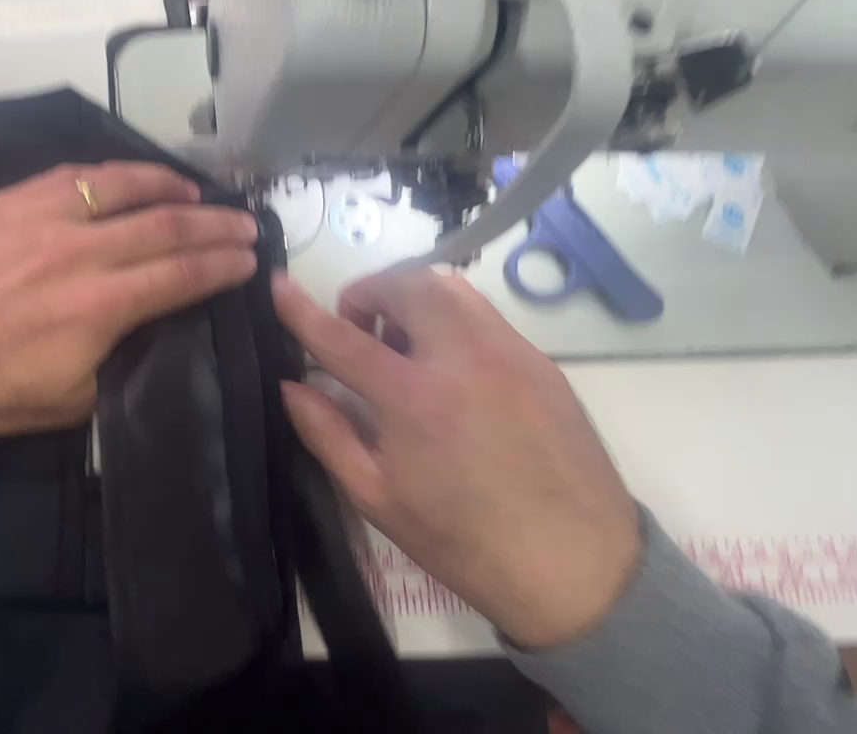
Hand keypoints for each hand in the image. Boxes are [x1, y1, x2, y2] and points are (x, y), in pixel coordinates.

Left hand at [0, 162, 258, 437]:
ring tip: (196, 193)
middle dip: (215, 224)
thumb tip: (155, 318)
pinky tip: (127, 180)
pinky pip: (72, 176)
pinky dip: (109, 176)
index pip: (182, 273)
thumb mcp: (75, 398)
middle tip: (244, 223)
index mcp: (100, 305)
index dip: (224, 264)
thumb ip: (123, 352)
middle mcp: (79, 250)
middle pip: (166, 225)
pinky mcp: (10, 201)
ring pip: (121, 186)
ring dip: (168, 186)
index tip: (249, 258)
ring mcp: (42, 217)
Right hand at [272, 269, 640, 649]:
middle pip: (406, 284)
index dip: (302, 309)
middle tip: (358, 329)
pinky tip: (448, 368)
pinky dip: (450, 319)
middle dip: (368, 292)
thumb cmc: (463, 541)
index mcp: (415, 398)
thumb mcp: (376, 497)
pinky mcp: (542, 363)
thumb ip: (326, 433)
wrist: (580, 571)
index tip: (277, 285)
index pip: (342, 336)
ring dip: (411, 297)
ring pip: (451, 288)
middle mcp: (464, 359)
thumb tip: (292, 386)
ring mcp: (510, 354)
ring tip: (403, 343)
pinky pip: (484, 316)